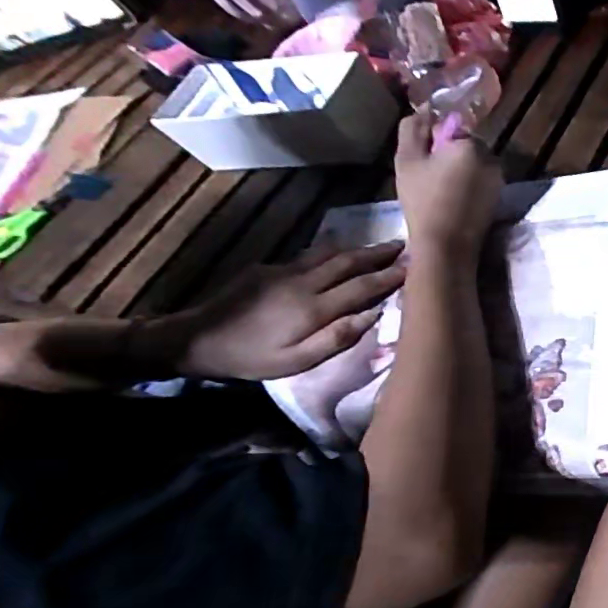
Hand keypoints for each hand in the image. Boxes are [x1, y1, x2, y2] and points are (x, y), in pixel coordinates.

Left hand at [161, 241, 406, 379]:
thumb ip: (336, 338)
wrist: (193, 339)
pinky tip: (338, 254)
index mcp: (314, 308)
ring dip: (358, 250)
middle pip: (348, 263)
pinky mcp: (267, 269)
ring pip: (329, 255)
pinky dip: (331, 253)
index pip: (362, 287)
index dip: (389, 276)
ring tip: (379, 246)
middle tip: (404, 246)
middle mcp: (303, 283)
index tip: (413, 267)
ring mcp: (283, 272)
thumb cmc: (251, 357)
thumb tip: (372, 315)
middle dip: (378, 254)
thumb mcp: (297, 360)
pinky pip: (308, 257)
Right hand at [394, 106, 500, 258]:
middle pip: (467, 146)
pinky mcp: (498, 199)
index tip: (423, 157)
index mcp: (473, 146)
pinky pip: (480, 181)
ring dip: (459, 169)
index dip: (435, 140)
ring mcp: (499, 181)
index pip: (453, 127)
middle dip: (450, 153)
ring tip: (439, 188)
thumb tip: (423, 111)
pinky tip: (452, 199)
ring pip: (474, 164)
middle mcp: (492, 160)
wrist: (447, 245)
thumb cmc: (423, 200)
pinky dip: (467, 184)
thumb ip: (413, 128)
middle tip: (429, 173)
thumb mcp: (407, 158)